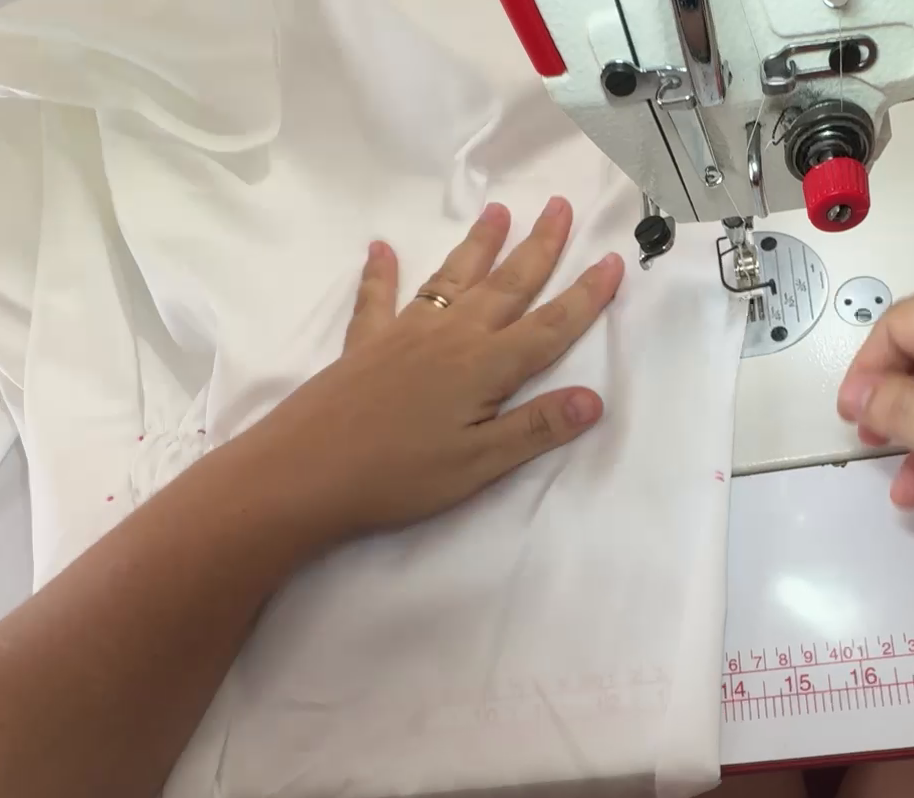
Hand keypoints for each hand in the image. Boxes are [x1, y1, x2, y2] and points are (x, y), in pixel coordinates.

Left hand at [236, 197, 622, 540]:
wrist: (301, 475)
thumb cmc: (400, 475)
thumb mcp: (481, 463)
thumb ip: (538, 427)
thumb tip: (596, 399)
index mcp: (484, 367)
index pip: (549, 327)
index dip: (585, 296)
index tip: (612, 260)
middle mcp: (450, 337)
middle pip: (506, 286)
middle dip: (539, 247)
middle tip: (560, 206)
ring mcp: (405, 335)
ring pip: (452, 279)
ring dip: (479, 244)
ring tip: (498, 210)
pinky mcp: (365, 345)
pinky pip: (378, 299)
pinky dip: (381, 272)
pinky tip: (380, 249)